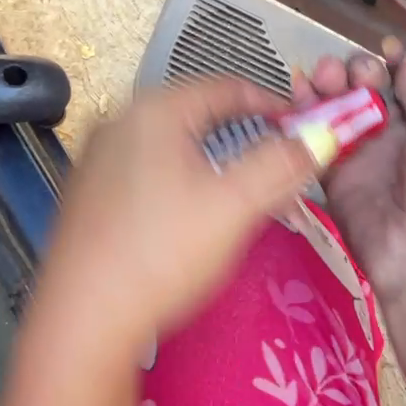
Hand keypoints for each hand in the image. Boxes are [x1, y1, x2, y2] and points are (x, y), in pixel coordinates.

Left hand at [34, 77, 317, 353]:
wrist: (85, 318)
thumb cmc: (163, 254)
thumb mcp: (235, 207)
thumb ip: (281, 166)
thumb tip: (319, 140)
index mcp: (154, 111)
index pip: (228, 87)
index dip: (272, 105)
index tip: (302, 132)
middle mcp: (120, 123)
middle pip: (200, 118)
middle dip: (246, 140)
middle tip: (278, 172)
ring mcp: (99, 160)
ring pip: (175, 149)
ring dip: (216, 166)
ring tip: (243, 200)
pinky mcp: (91, 196)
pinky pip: (150, 175)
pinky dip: (184, 186)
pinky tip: (194, 222)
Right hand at [295, 41, 405, 303]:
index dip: (400, 65)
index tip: (385, 50)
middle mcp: (404, 140)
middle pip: (376, 92)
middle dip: (362, 71)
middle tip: (355, 72)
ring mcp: (369, 158)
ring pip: (344, 111)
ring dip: (332, 87)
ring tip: (324, 74)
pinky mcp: (339, 178)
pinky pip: (319, 140)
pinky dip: (307, 115)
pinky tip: (299, 92)